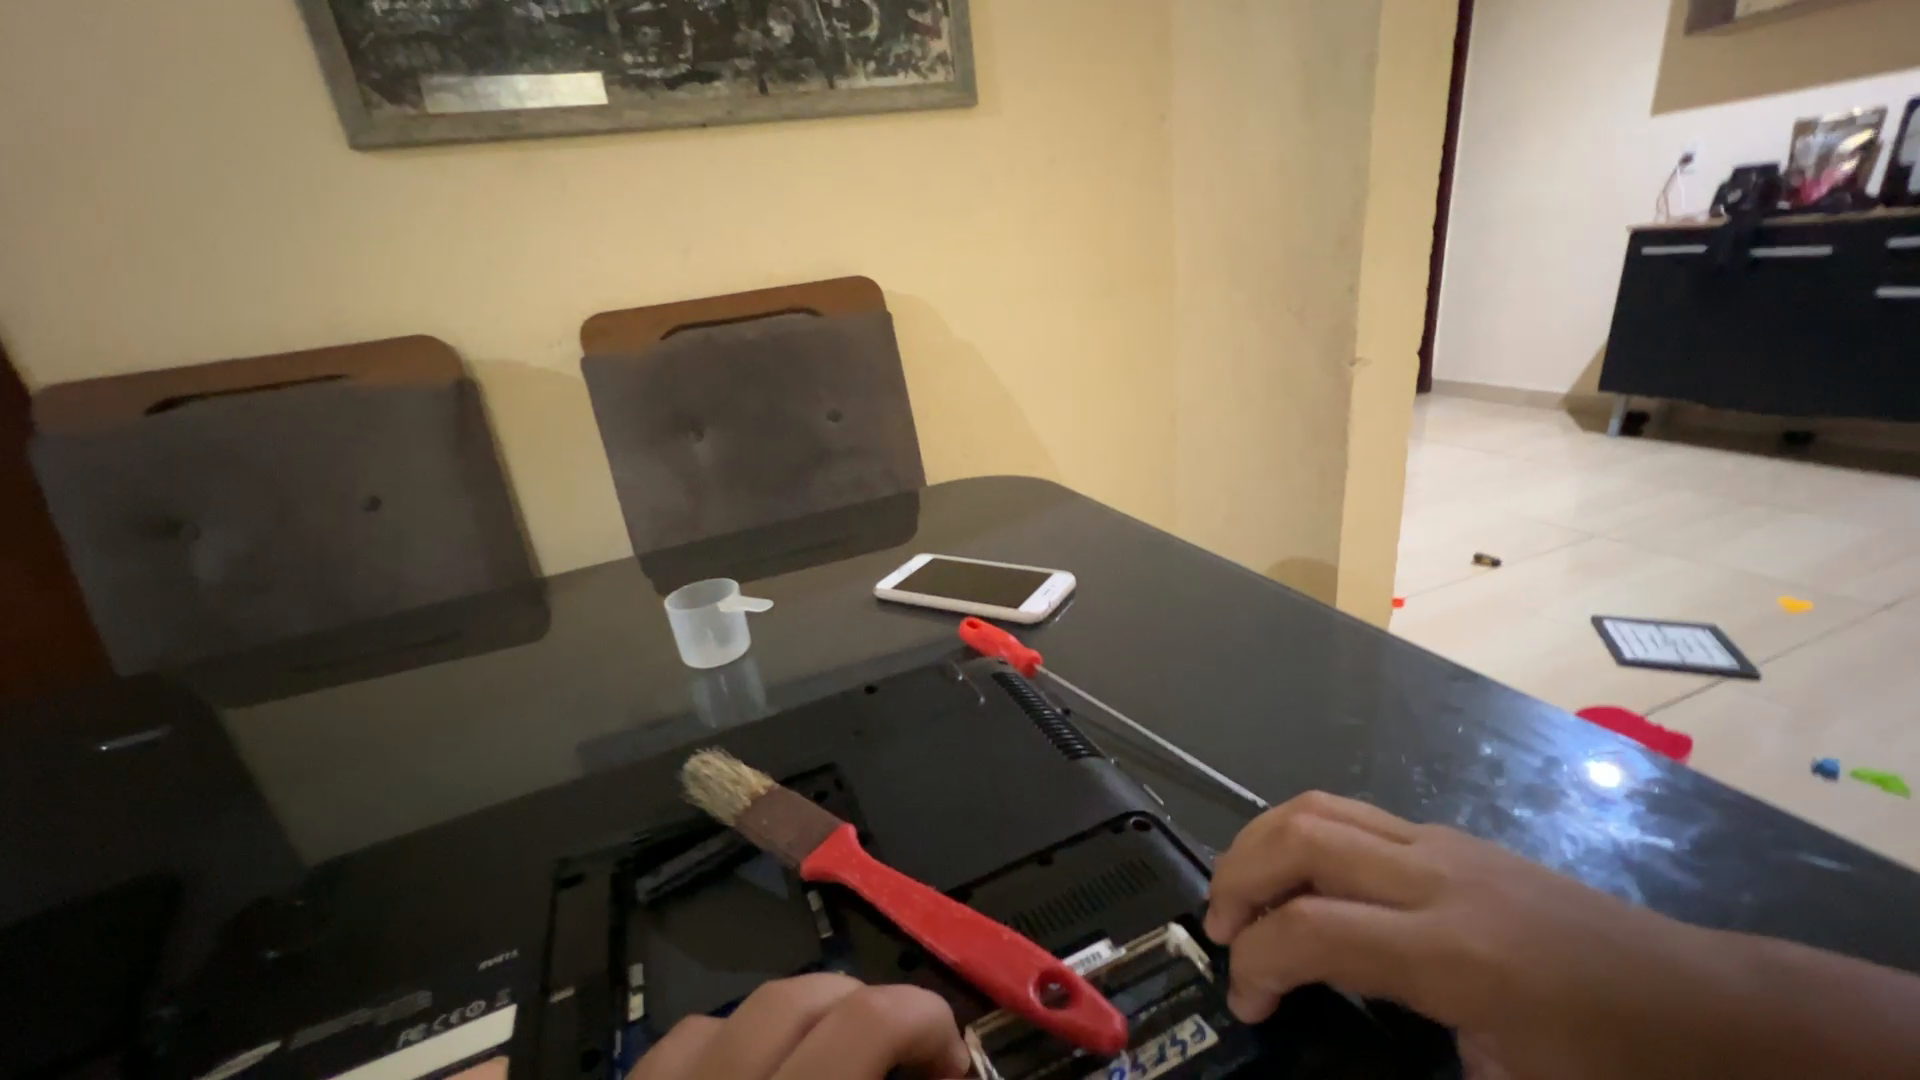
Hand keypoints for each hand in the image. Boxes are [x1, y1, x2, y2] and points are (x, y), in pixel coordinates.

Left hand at [628, 974, 968, 1079]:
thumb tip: (944, 1071)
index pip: (867, 1026)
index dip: (928, 1023)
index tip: (953, 1061)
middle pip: (803, 999)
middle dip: (873, 1012)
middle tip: (906, 1059)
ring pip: (745, 1007)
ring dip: (809, 1019)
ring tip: (837, 1058)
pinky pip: (683, 1040)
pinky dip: (733, 1039)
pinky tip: (754, 1071)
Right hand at [1203, 792, 1861, 1079]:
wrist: (1709, 1006)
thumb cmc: (1615, 1063)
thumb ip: (1415, 1071)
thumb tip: (1338, 1055)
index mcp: (1455, 955)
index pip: (1312, 931)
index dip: (1257, 963)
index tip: (1247, 1004)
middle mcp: (1436, 879)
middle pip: (1299, 839)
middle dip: (1238, 879)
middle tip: (1219, 930)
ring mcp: (1442, 846)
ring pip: (1318, 808)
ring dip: (1260, 843)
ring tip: (1241, 892)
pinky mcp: (1449, 838)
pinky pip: (1350, 814)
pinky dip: (1300, 837)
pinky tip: (1302, 880)